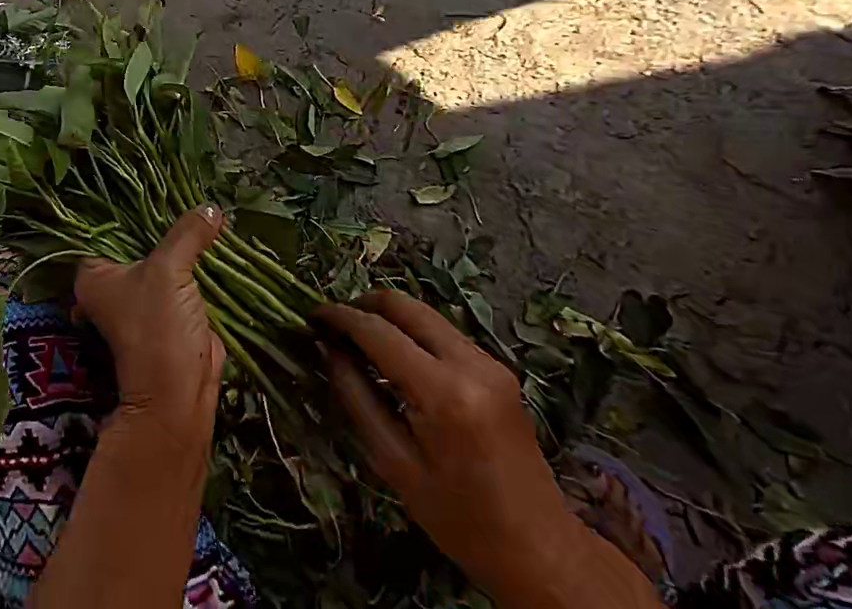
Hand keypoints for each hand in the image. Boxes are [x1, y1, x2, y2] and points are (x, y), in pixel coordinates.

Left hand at [74, 205, 226, 446]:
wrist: (180, 390)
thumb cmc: (157, 326)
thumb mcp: (169, 269)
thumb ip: (187, 233)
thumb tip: (213, 207)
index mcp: (94, 272)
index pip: (105, 226)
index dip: (128, 204)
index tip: (151, 180)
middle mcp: (113, 282)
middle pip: (137, 239)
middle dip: (161, 220)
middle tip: (183, 187)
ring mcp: (142, 295)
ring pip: (162, 256)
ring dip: (182, 240)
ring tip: (203, 207)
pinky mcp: (169, 307)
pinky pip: (181, 274)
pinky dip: (195, 260)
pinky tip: (212, 236)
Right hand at [316, 291, 661, 608]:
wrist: (540, 548)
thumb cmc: (459, 518)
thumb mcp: (394, 462)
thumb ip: (356, 397)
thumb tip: (327, 350)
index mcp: (443, 392)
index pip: (378, 331)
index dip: (340, 317)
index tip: (311, 315)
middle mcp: (471, 364)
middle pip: (406, 305)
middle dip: (363, 303)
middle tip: (332, 321)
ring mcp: (491, 363)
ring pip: (426, 314)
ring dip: (388, 316)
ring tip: (355, 337)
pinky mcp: (498, 369)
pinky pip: (444, 333)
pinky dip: (412, 332)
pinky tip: (392, 355)